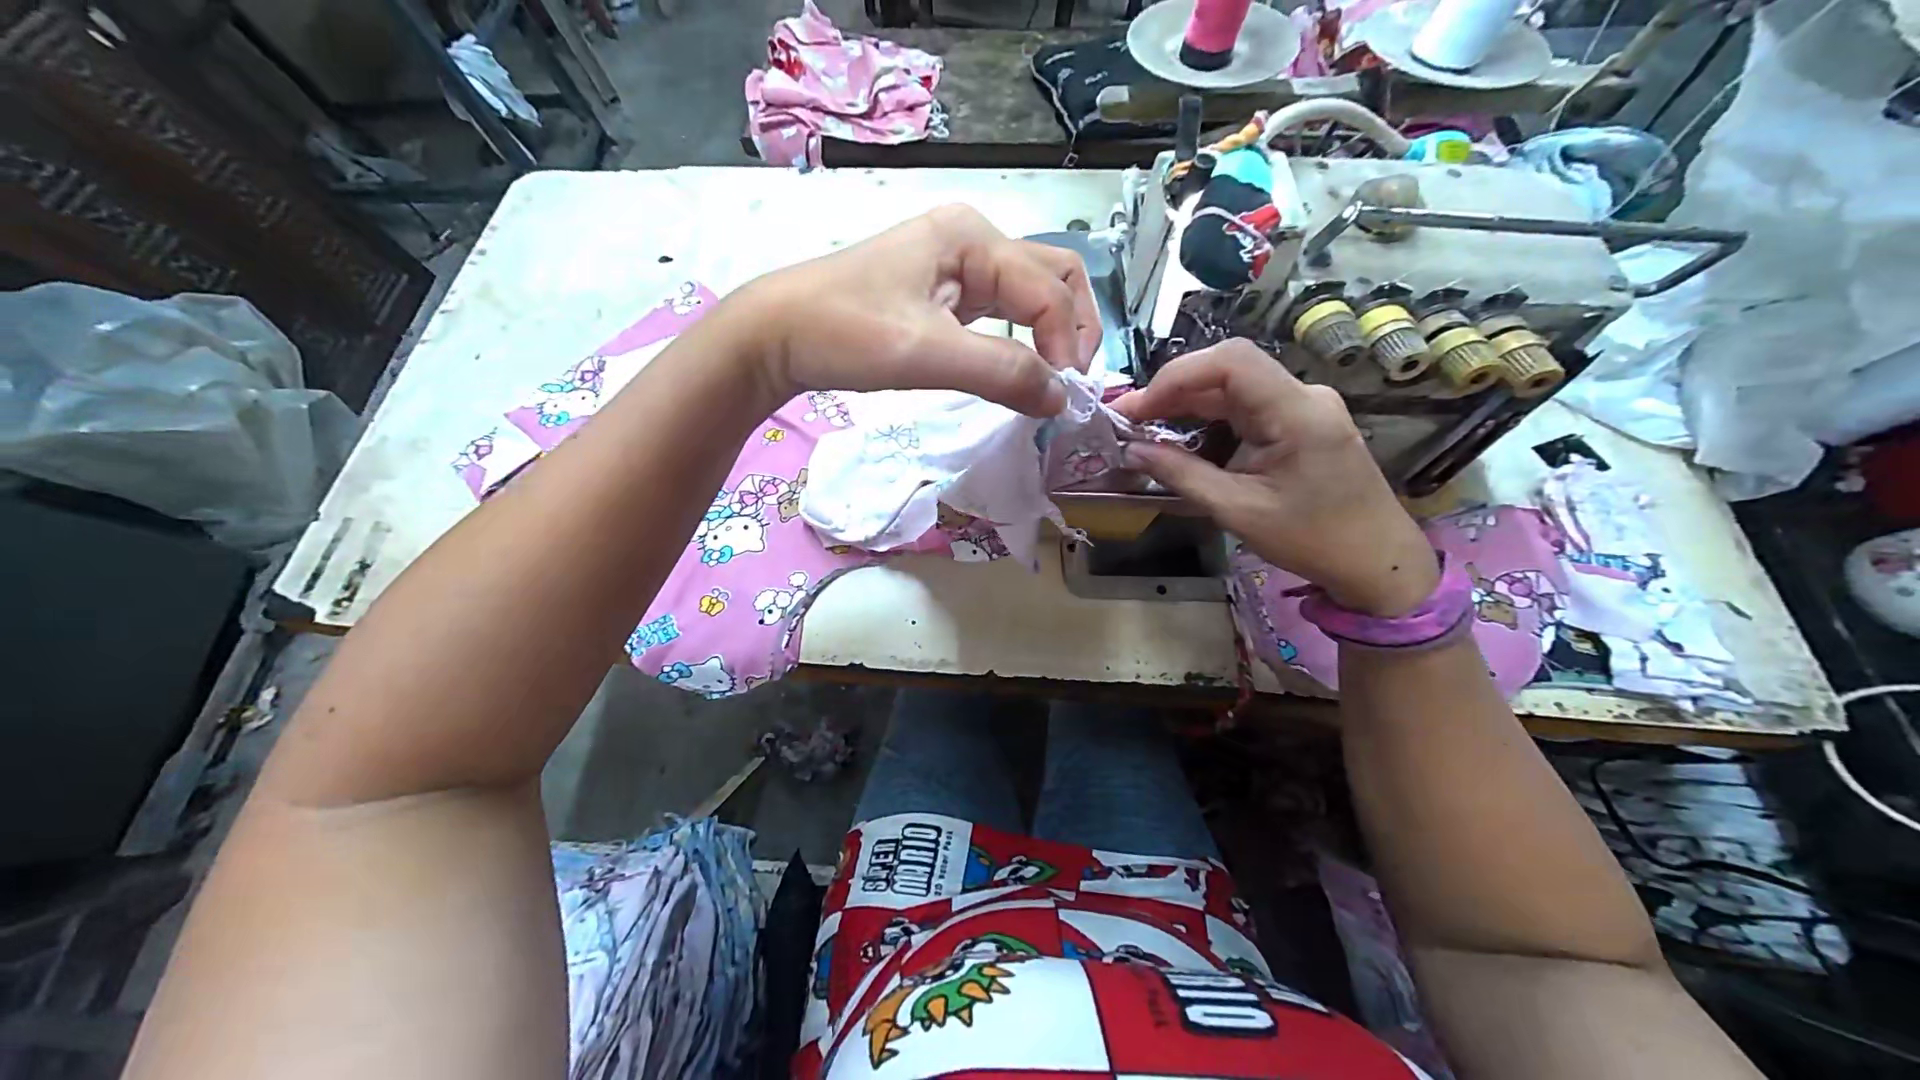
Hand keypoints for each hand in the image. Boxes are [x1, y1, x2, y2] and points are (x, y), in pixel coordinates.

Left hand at [733, 205, 1101, 416]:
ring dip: (1052, 335)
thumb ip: (1001, 372)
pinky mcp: (944, 294)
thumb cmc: (844, 333)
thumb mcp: (926, 353)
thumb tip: (1061, 399)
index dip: (1068, 343)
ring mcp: (958, 266)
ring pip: (1031, 296)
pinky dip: (1022, 341)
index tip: (1062, 399)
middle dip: (1074, 328)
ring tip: (1052, 383)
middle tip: (1070, 384)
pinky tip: (1020, 371)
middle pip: (1054, 278)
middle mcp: (974, 241)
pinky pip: (1001, 313)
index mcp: (973, 238)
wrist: (776, 335)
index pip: (1049, 290)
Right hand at [1111, 339, 1438, 616]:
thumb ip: (1182, 475)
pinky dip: (1208, 420)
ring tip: (1144, 430)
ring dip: (1186, 406)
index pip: (1231, 361)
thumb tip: (1132, 451)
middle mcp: (1302, 396)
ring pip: (1233, 388)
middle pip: (1227, 371)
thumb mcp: (1238, 510)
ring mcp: (1303, 407)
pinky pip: (1246, 408)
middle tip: (1127, 421)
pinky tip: (1181, 439)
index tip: (1138, 409)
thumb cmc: (1312, 539)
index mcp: (1297, 412)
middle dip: (1172, 392)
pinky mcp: (1299, 422)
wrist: (1376, 559)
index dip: (1176, 375)